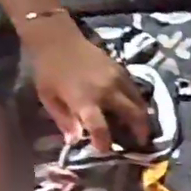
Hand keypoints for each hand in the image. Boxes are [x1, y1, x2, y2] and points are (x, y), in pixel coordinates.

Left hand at [24, 18, 151, 152]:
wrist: (58, 40)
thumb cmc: (48, 70)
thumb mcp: (47, 97)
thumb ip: (63, 119)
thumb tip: (75, 140)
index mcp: (85, 100)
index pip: (100, 127)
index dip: (104, 141)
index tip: (105, 149)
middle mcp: (107, 91)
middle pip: (132, 115)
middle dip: (140, 131)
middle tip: (141, 142)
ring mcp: (119, 80)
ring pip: (140, 103)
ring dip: (143, 117)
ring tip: (142, 128)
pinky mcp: (124, 72)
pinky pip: (137, 91)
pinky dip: (139, 103)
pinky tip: (135, 108)